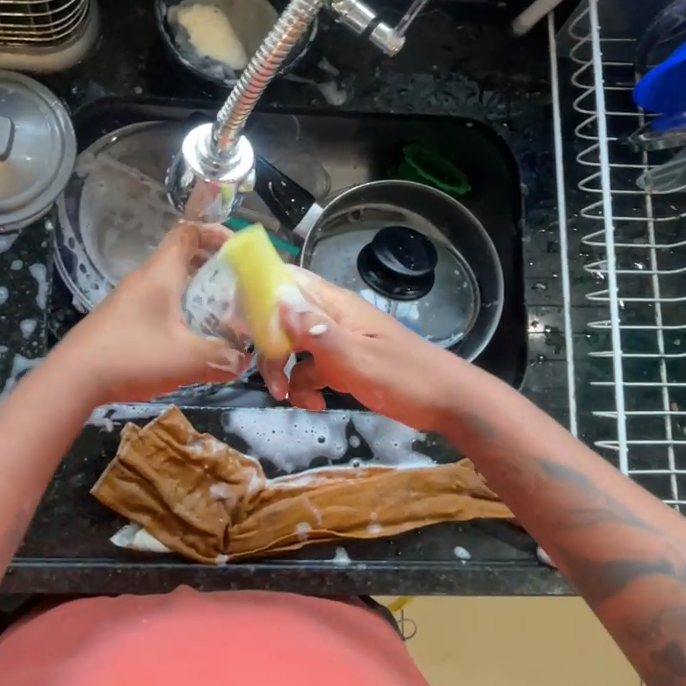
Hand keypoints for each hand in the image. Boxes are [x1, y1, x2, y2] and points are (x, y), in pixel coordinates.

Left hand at [48, 223, 249, 405]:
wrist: (73, 379)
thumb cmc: (131, 356)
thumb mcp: (186, 359)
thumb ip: (222, 358)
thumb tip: (244, 360)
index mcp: (161, 273)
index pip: (189, 232)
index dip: (216, 232)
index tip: (240, 250)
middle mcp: (146, 278)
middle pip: (184, 257)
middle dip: (215, 268)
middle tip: (240, 287)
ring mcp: (132, 298)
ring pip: (173, 283)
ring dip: (199, 292)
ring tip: (223, 314)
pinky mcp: (124, 319)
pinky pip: (161, 303)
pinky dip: (182, 311)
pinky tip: (192, 337)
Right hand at [269, 267, 476, 431]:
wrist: (449, 403)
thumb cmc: (405, 376)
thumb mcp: (355, 357)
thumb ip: (315, 331)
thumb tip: (278, 299)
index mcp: (335, 305)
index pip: (287, 281)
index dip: (258, 293)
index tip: (236, 320)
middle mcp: (332, 316)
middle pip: (283, 320)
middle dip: (270, 349)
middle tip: (270, 380)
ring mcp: (339, 340)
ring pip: (295, 348)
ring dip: (287, 373)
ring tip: (291, 400)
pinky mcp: (345, 362)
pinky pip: (312, 368)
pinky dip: (307, 386)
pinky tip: (316, 404)